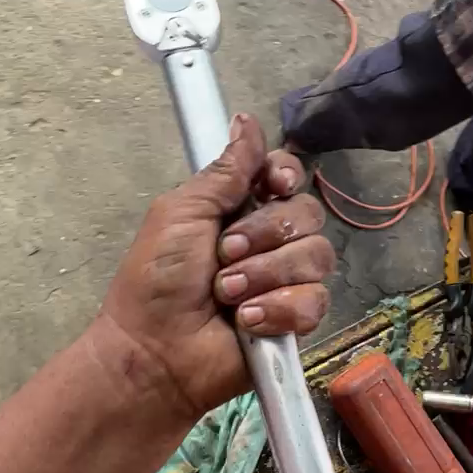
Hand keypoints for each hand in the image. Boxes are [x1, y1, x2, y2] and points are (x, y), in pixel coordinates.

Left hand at [93, 114, 334, 419]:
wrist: (155, 351)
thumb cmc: (156, 281)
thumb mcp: (182, 213)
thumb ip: (224, 171)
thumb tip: (246, 121)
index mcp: (244, 208)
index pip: (288, 176)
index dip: (287, 177)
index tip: (273, 185)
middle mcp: (272, 240)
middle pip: (309, 214)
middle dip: (265, 234)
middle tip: (223, 255)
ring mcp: (289, 280)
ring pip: (316, 256)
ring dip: (266, 274)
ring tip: (228, 294)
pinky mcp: (298, 318)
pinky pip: (315, 300)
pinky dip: (277, 309)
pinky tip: (247, 320)